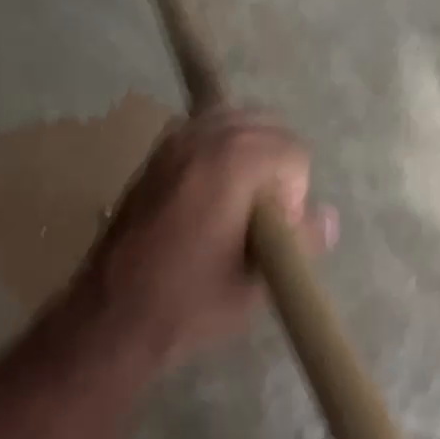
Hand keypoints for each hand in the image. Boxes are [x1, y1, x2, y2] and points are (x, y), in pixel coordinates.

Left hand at [77, 107, 337, 367]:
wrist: (111, 316)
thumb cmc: (189, 303)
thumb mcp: (257, 281)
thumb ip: (301, 241)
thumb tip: (328, 218)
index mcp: (233, 161)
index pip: (292, 151)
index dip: (294, 192)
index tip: (276, 230)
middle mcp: (203, 137)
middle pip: (264, 125)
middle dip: (276, 165)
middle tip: (264, 216)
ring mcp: (172, 142)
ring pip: (231, 122)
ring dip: (248, 152)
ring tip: (241, 203)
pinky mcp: (152, 157)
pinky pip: (200, 133)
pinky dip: (217, 150)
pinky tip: (212, 195)